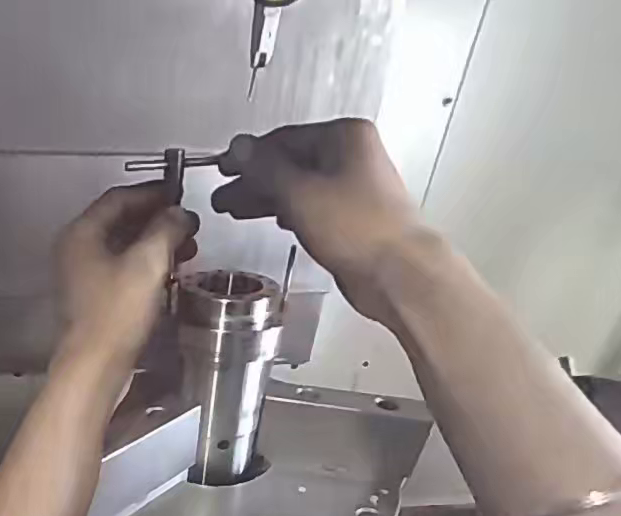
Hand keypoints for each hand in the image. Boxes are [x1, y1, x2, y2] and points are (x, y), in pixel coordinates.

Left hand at [54, 182, 197, 367]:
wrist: (95, 367)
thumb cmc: (116, 316)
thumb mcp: (147, 265)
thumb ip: (166, 231)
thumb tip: (180, 215)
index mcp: (82, 233)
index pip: (119, 198)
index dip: (152, 193)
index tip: (179, 194)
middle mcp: (77, 252)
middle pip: (120, 223)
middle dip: (156, 222)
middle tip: (186, 227)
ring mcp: (83, 279)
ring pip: (123, 250)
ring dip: (154, 247)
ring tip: (184, 253)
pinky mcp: (94, 303)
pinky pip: (122, 274)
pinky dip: (145, 269)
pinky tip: (166, 278)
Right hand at [212, 118, 432, 319]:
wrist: (397, 273)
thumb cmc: (359, 228)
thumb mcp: (301, 193)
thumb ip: (266, 170)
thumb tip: (240, 149)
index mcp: (343, 138)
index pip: (283, 139)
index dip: (249, 155)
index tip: (223, 167)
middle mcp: (351, 159)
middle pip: (291, 165)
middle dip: (255, 181)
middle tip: (224, 195)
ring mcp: (353, 192)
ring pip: (300, 190)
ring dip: (268, 200)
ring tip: (236, 210)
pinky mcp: (351, 224)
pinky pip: (313, 211)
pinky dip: (290, 214)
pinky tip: (274, 221)